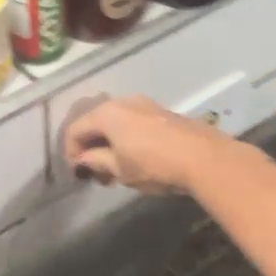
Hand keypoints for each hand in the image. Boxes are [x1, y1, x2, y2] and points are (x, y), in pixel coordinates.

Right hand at [61, 95, 247, 194]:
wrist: (204, 157)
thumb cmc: (153, 164)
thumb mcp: (119, 169)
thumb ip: (95, 162)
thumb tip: (83, 159)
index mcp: (105, 114)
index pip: (75, 130)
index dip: (70, 152)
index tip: (77, 173)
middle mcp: (122, 102)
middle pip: (95, 123)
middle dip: (91, 148)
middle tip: (96, 174)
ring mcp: (145, 104)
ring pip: (115, 122)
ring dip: (109, 143)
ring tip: (116, 169)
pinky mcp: (162, 112)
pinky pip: (133, 122)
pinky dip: (126, 138)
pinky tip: (135, 157)